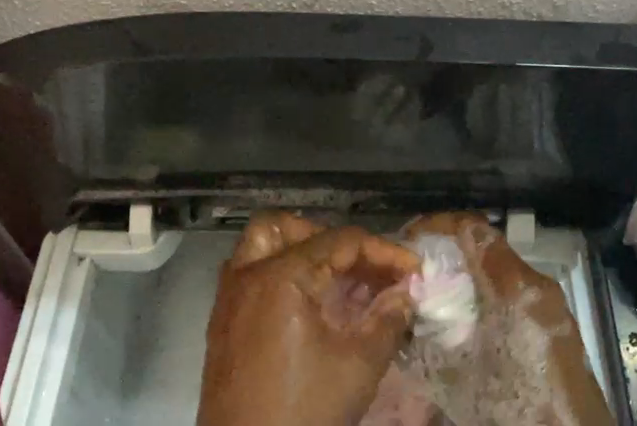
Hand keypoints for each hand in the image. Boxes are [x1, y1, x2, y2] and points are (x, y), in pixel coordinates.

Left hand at [199, 212, 420, 425]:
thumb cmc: (303, 410)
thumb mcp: (357, 367)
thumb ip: (386, 321)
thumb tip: (405, 295)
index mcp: (281, 275)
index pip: (341, 241)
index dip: (383, 252)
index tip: (414, 271)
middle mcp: (249, 272)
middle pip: (297, 230)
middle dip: (339, 243)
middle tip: (370, 272)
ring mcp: (230, 294)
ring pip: (265, 241)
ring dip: (304, 247)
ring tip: (338, 277)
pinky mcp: (223, 319)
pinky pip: (252, 270)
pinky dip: (282, 269)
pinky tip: (311, 302)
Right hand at [401, 212, 613, 425]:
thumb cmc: (513, 403)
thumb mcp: (455, 379)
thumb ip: (423, 343)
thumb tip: (398, 317)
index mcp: (513, 284)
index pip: (472, 228)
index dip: (437, 224)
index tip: (409, 236)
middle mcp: (535, 282)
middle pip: (486, 247)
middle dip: (449, 252)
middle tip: (416, 270)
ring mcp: (550, 302)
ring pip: (501, 271)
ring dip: (468, 275)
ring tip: (436, 295)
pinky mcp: (555, 323)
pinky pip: (514, 293)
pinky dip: (487, 295)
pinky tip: (467, 322)